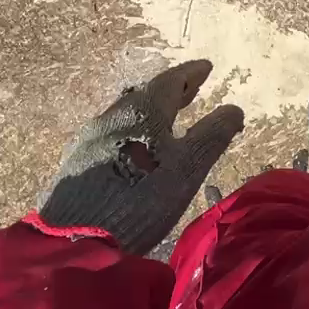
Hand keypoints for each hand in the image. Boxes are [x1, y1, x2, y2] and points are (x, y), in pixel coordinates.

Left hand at [36, 59, 243, 254]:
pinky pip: (110, 136)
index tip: (206, 68)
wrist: (75, 241)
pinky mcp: (74, 165)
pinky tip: (133, 149)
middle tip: (192, 89)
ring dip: (150, 112)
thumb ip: (212, 135)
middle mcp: (113, 116)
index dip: (191, 74)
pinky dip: (131, 132)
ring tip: (165, 118)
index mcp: (143, 111)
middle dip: (173, 92)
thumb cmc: (141, 198)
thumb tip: (234, 108)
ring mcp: (89, 140)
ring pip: (126, 115)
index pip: (171, 81)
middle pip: (147, 95)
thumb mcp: (188, 167)